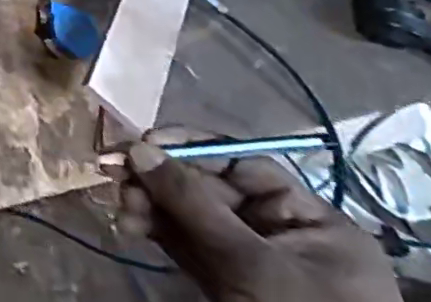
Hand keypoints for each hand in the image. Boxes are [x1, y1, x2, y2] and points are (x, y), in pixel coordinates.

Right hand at [121, 145, 400, 301]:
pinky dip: (157, 233)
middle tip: (118, 176)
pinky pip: (188, 247)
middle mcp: (282, 236)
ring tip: (121, 207)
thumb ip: (194, 203)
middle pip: (211, 189)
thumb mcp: (252, 264)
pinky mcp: (227, 289)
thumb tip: (140, 149)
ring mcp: (252, 265)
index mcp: (312, 222)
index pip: (242, 165)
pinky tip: (129, 225)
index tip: (145, 142)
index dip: (191, 148)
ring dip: (151, 206)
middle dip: (162, 181)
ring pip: (192, 218)